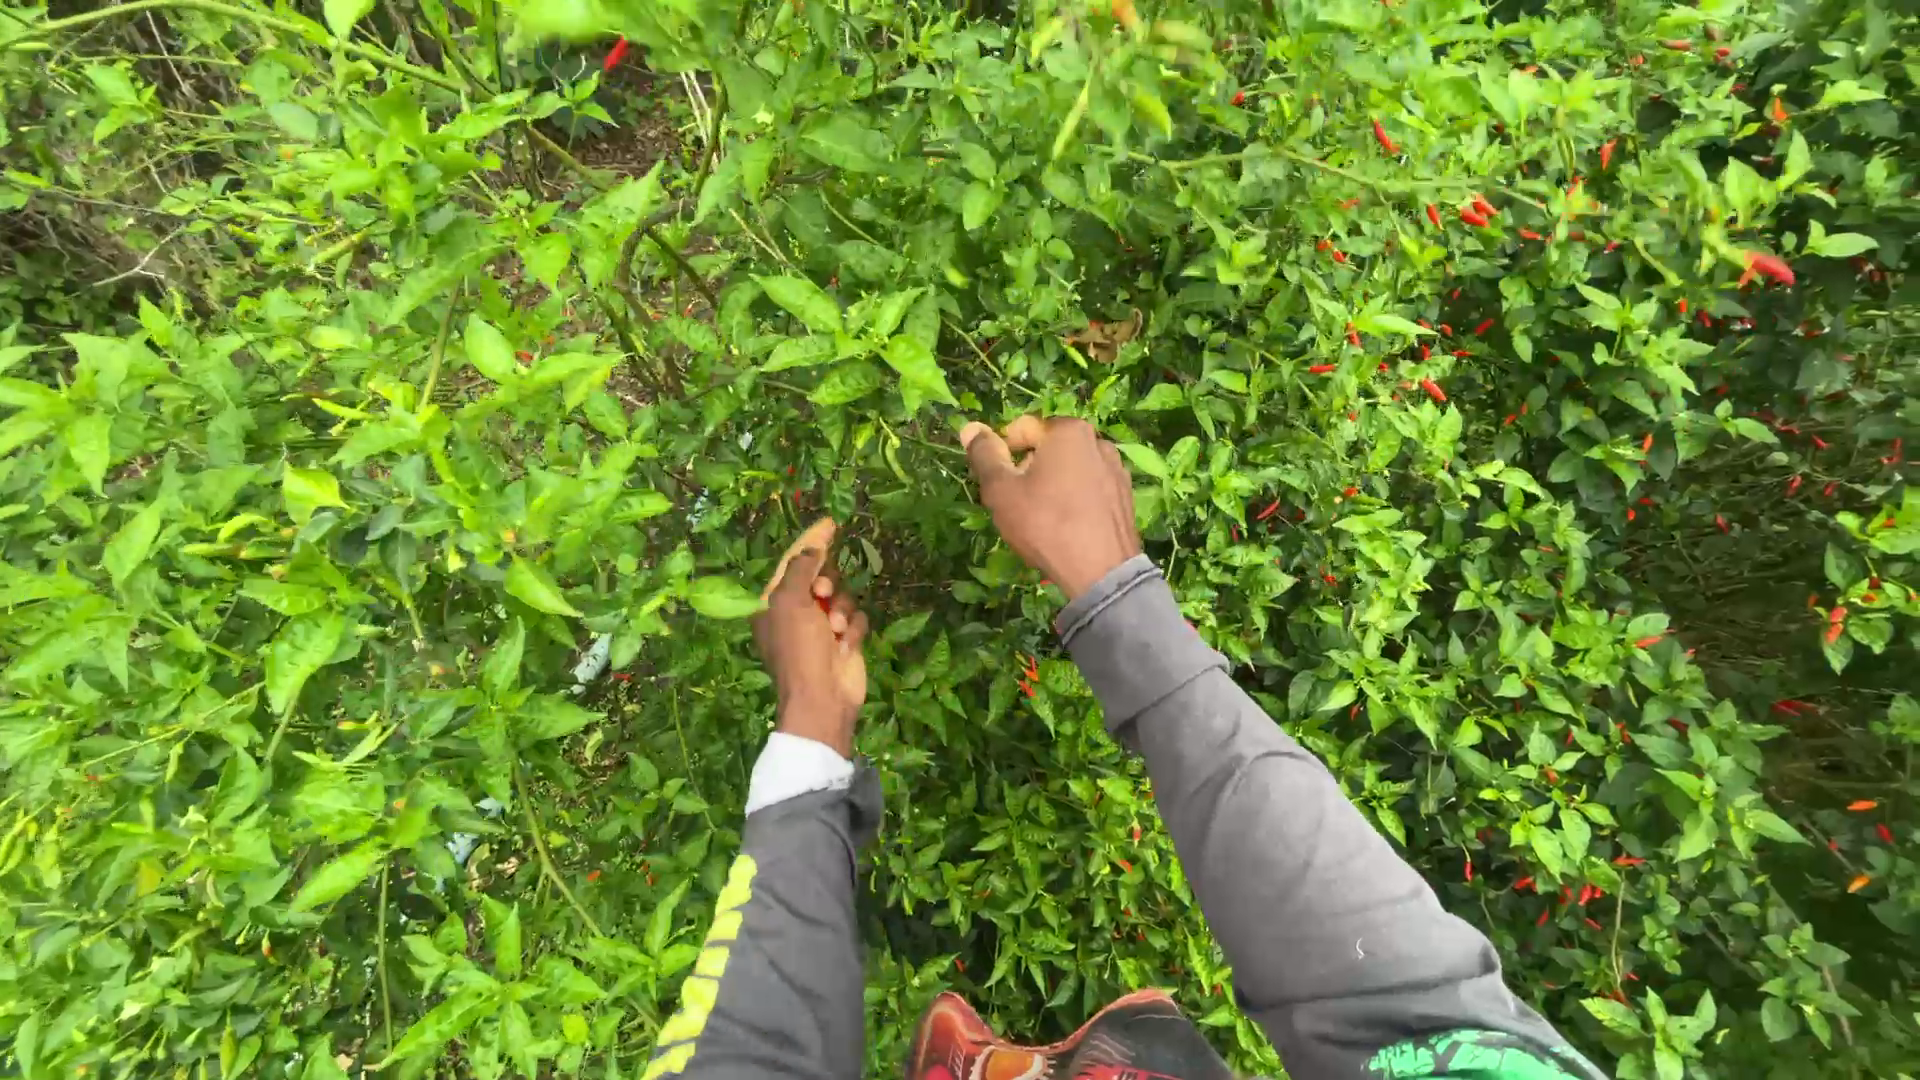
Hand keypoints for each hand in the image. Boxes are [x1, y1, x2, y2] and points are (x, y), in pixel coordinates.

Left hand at [753, 518, 868, 757]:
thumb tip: (812, 549)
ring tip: (835, 630)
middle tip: (823, 594)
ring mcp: (821, 628)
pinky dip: (853, 630)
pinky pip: (856, 618)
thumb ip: (801, 569)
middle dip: (827, 583)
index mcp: (773, 603)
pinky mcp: (844, 641)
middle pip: (821, 577)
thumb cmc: (799, 648)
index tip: (831, 523)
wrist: (823, 698)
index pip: (793, 562)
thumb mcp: (790, 602)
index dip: (811, 541)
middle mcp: (796, 613)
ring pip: (842, 596)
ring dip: (841, 610)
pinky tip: (845, 646)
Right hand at [960, 416, 1141, 601]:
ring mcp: (1116, 469)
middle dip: (1028, 471)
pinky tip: (1067, 527)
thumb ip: (984, 455)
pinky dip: (1075, 500)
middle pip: (1048, 449)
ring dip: (1052, 486)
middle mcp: (1097, 441)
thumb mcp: (1001, 490)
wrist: (1100, 571)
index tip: (998, 486)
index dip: (1002, 455)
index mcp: (1067, 431)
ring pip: (1070, 469)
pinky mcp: (1125, 495)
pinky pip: (1090, 489)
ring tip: (1043, 520)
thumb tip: (970, 427)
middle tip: (1017, 505)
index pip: (1021, 429)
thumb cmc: (1044, 524)